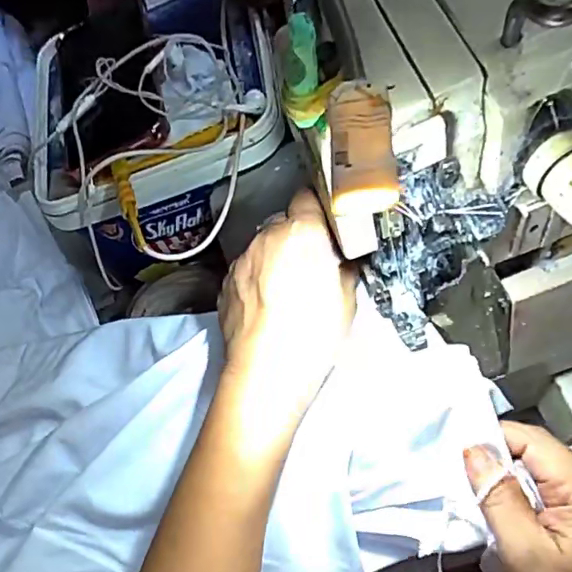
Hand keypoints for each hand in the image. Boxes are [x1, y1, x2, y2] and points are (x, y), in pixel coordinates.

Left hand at [217, 190, 356, 412]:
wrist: (266, 374)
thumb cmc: (308, 339)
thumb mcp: (346, 302)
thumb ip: (345, 270)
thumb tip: (345, 262)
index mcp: (301, 233)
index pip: (309, 198)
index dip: (319, 210)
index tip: (327, 223)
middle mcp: (266, 238)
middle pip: (284, 225)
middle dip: (297, 241)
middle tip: (312, 268)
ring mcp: (242, 262)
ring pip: (262, 249)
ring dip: (274, 262)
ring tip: (288, 296)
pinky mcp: (226, 285)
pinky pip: (246, 273)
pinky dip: (257, 283)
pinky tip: (269, 309)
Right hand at [463, 422, 571, 571]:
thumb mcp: (526, 553)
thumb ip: (498, 498)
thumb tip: (473, 452)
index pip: (529, 438)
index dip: (490, 441)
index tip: (458, 462)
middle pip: (535, 450)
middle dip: (497, 464)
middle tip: (465, 488)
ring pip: (541, 468)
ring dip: (510, 482)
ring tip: (486, 505)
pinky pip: (552, 485)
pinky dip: (527, 495)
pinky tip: (514, 518)